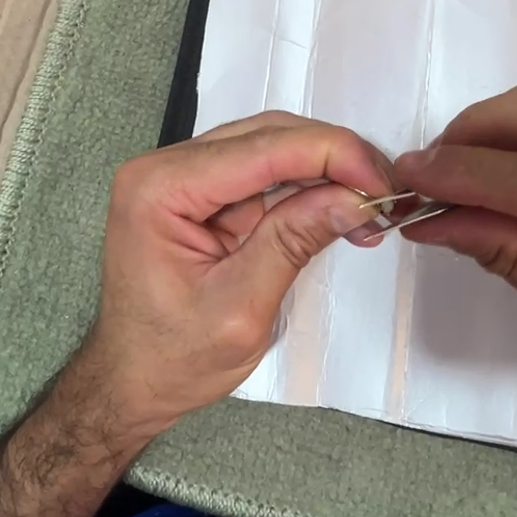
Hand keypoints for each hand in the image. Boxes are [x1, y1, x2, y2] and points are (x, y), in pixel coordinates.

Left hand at [0, 113, 391, 516]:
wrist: (131, 381)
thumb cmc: (170, 358)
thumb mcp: (240, 309)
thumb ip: (292, 242)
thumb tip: (355, 197)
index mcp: (160, 188)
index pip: (260, 148)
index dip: (331, 155)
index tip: (383, 182)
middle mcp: (164, 167)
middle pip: (266, 136)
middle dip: (333, 158)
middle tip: (385, 194)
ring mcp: (180, 175)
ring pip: (268, 145)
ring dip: (323, 169)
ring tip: (367, 206)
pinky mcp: (199, 191)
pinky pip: (260, 171)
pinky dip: (303, 185)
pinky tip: (336, 208)